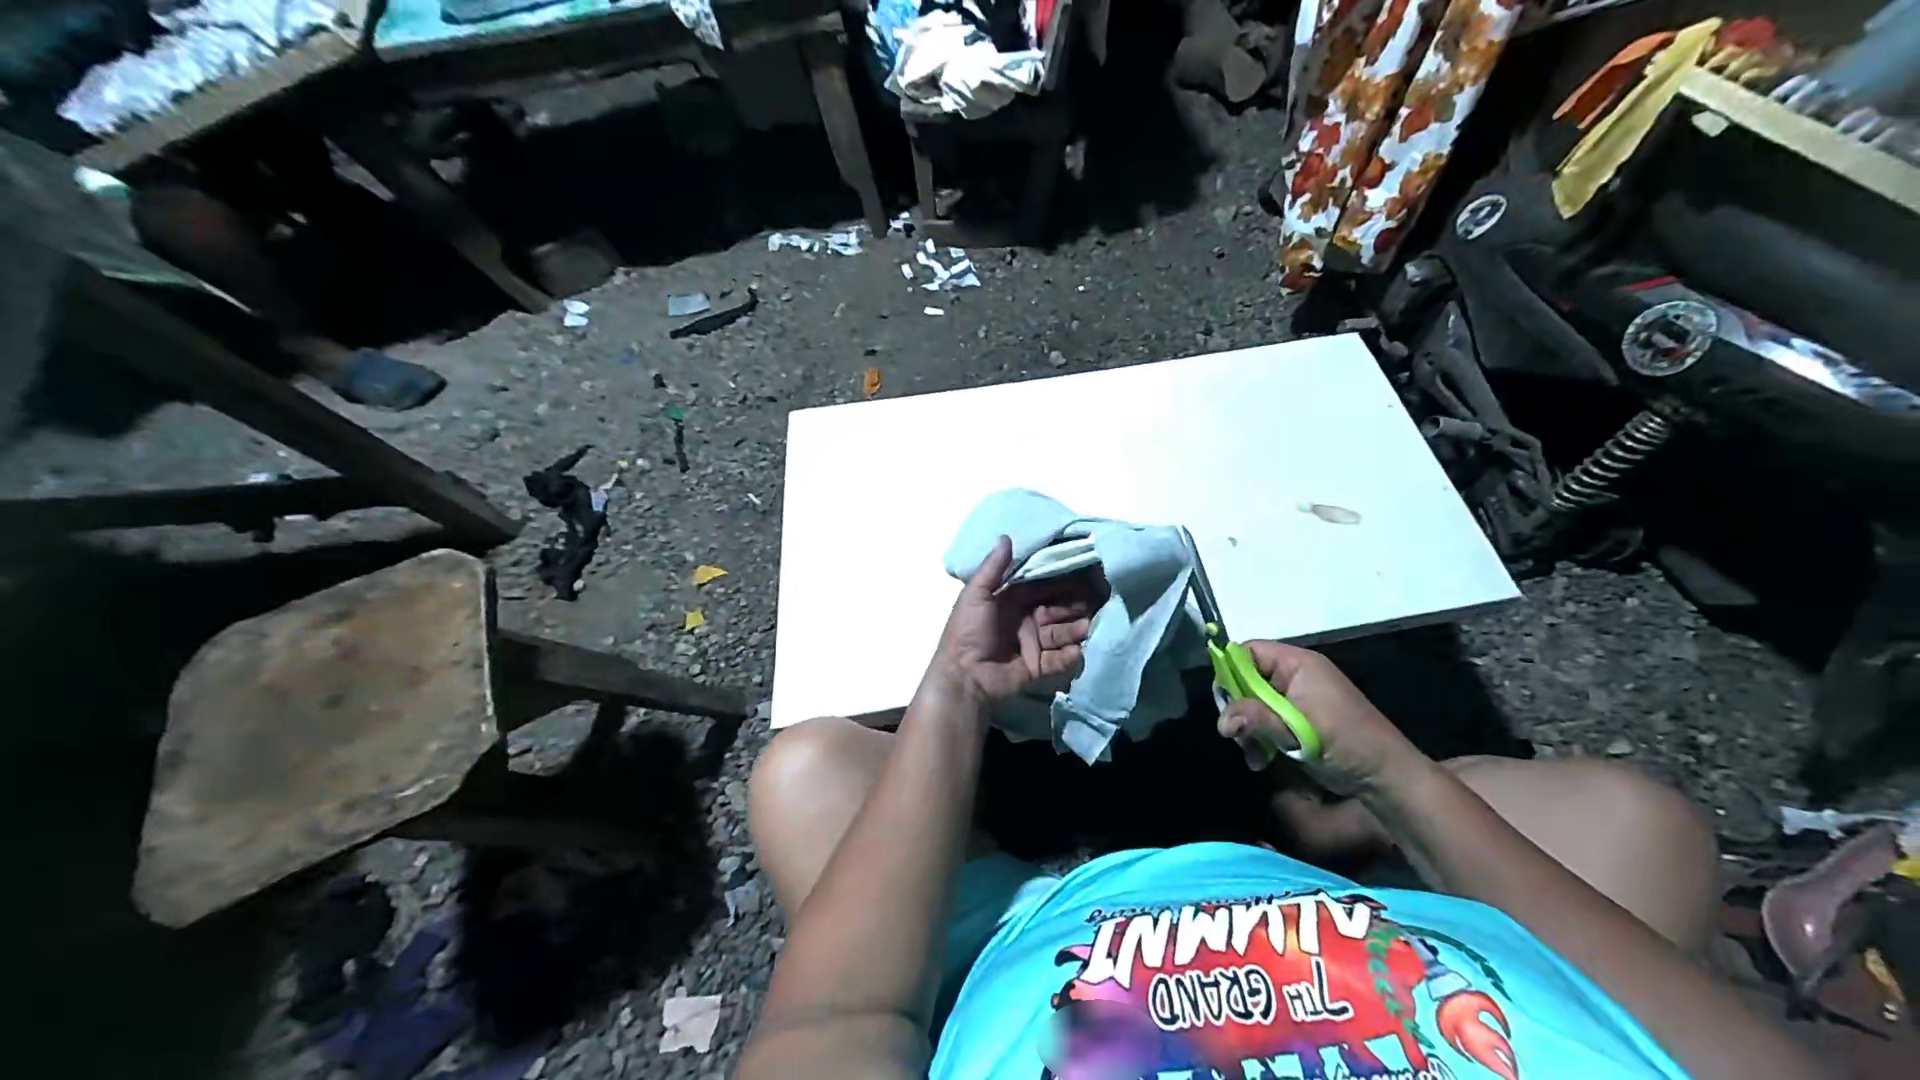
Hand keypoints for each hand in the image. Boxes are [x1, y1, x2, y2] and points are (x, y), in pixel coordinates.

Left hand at [928, 535, 1096, 704]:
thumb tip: (1006, 536)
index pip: (1041, 587)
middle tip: (1093, 601)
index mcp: (1011, 601)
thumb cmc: (968, 631)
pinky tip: (1076, 650)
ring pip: (1061, 633)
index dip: (1060, 581)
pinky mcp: (1038, 667)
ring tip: (1088, 625)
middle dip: (1074, 605)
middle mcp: (1025, 620)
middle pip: (1056, 609)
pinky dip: (1069, 656)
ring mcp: (1033, 644)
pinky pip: (1059, 660)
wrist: (964, 676)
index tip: (1084, 572)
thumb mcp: (976, 595)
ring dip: (1076, 629)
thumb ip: (993, 568)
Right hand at [1216, 642, 1430, 796]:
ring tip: (1252, 754)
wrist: (1385, 778)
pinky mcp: (1294, 723)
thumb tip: (1221, 720)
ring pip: (1251, 705)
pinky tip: (1260, 760)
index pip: (1249, 651)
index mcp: (1297, 664)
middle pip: (1246, 680)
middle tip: (1236, 735)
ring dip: (1247, 730)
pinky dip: (1257, 740)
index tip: (1224, 700)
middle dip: (1238, 709)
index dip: (1231, 670)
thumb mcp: (1298, 729)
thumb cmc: (1347, 742)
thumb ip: (1258, 719)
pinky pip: (1263, 723)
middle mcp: (1292, 677)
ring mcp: (1293, 701)